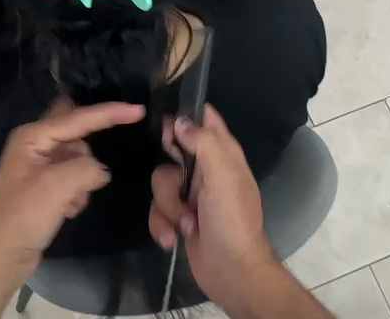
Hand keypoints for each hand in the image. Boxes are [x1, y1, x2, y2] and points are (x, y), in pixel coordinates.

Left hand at [0, 101, 145, 278]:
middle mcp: (34, 144)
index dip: (110, 112)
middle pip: (76, 133)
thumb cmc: (22, 217)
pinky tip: (69, 210)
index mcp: (32, 136)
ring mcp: (37, 166)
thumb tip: (101, 171)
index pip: (78, 117)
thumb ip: (86, 168)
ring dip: (83, 178)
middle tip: (99, 162)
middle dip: (90, 150)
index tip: (139, 109)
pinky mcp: (42, 187)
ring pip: (76, 158)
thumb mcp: (57, 187)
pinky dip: (76, 192)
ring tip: (74, 202)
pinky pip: (71, 178)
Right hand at [148, 107, 281, 303]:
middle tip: (178, 179)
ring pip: (161, 181)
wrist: (232, 274)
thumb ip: (203, 141)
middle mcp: (206, 169)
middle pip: (172, 148)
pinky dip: (162, 224)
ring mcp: (191, 194)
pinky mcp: (178, 218)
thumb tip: (179, 120)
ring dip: (168, 205)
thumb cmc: (232, 219)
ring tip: (186, 223)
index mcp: (222, 152)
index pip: (204, 117)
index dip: (185, 114)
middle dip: (168, 168)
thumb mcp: (222, 174)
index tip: (169, 125)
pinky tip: (173, 239)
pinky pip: (157, 209)